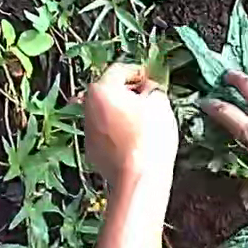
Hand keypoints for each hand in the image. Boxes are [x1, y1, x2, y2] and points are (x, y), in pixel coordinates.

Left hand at [82, 63, 178, 190]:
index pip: (119, 70)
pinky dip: (116, 130)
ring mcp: (87, 129)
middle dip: (127, 92)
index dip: (138, 72)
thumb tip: (148, 88)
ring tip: (142, 120)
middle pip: (108, 91)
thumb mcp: (159, 102)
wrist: (139, 177)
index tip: (150, 78)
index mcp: (102, 89)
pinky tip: (133, 138)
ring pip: (105, 112)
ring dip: (120, 111)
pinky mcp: (91, 149)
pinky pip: (104, 132)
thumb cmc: (150, 136)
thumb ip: (152, 87)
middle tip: (148, 98)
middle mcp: (88, 106)